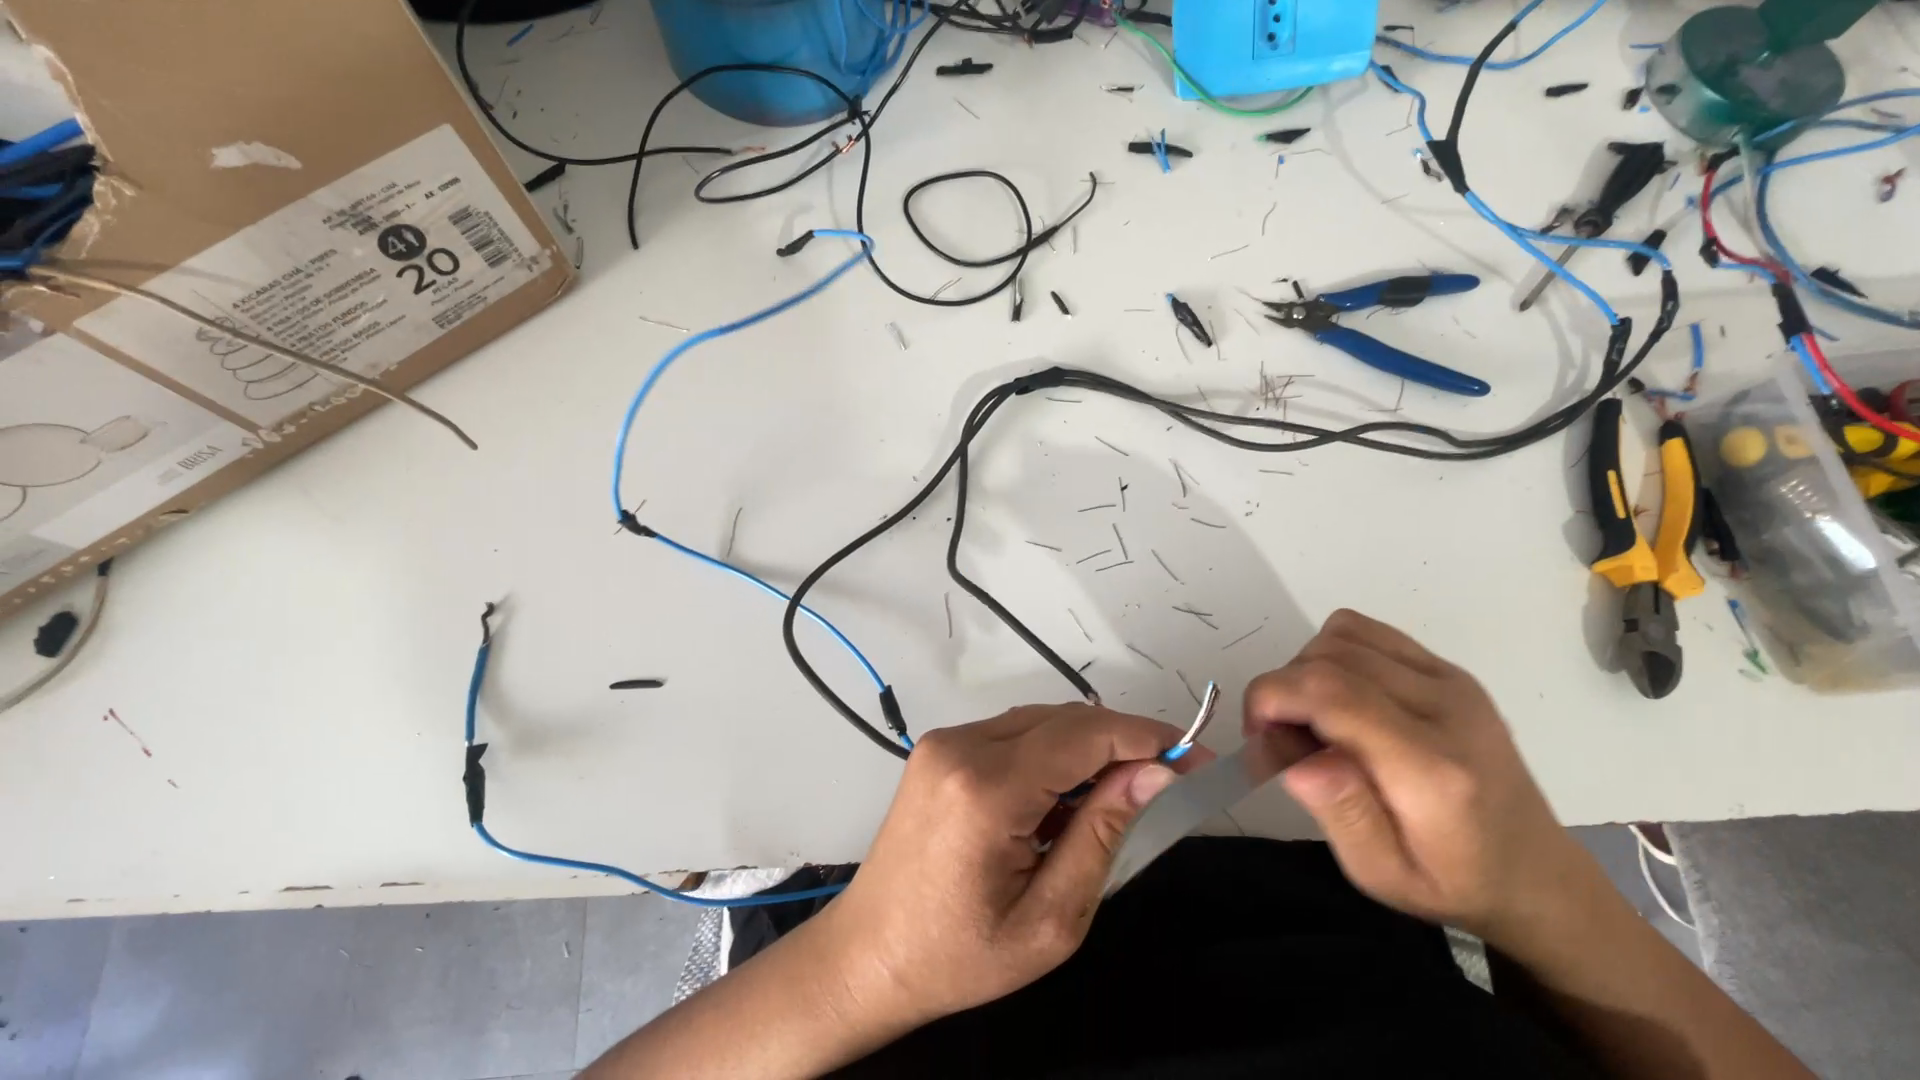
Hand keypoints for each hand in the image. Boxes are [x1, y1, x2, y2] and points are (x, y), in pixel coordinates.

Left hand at [802, 704, 1206, 1031]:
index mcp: (987, 789)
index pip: (1086, 736)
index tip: (1197, 759)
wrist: (870, 956)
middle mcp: (961, 748)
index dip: (1149, 740)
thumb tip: (1154, 775)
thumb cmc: (960, 956)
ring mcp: (943, 744)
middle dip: (1124, 742)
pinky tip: (1067, 798)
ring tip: (1123, 796)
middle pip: (1065, 719)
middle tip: (1170, 781)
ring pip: (1040, 720)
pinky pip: (1012, 733)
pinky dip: (1052, 754)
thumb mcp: (1051, 918)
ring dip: (1088, 748)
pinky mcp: (938, 752)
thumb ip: (1103, 835)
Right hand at [1246, 609, 1590, 949]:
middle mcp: (1446, 709)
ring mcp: (1451, 681)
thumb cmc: (1450, 882)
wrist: (1533, 871)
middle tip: (1281, 743)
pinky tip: (1339, 700)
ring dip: (1305, 671)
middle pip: (1329, 658)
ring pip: (1342, 636)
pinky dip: (1333, 655)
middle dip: (1281, 690)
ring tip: (1310, 721)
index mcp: (1431, 769)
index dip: (1272, 698)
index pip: (1332, 693)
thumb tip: (1296, 762)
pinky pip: (1366, 633)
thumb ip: (1340, 814)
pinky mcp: (1449, 671)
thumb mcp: (1382, 876)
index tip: (1256, 739)